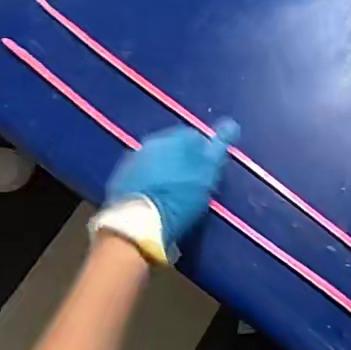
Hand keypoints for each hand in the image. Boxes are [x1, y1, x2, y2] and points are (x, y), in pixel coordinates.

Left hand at [101, 119, 238, 258]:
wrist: (138, 225)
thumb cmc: (180, 198)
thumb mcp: (209, 173)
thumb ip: (220, 147)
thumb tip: (231, 124)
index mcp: (176, 137)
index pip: (197, 136)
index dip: (205, 153)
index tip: (209, 171)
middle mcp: (152, 142)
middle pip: (175, 147)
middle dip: (184, 160)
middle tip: (193, 183)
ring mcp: (133, 160)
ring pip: (157, 161)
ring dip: (166, 171)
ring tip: (174, 194)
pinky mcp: (118, 180)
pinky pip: (141, 175)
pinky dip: (149, 183)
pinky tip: (155, 200)